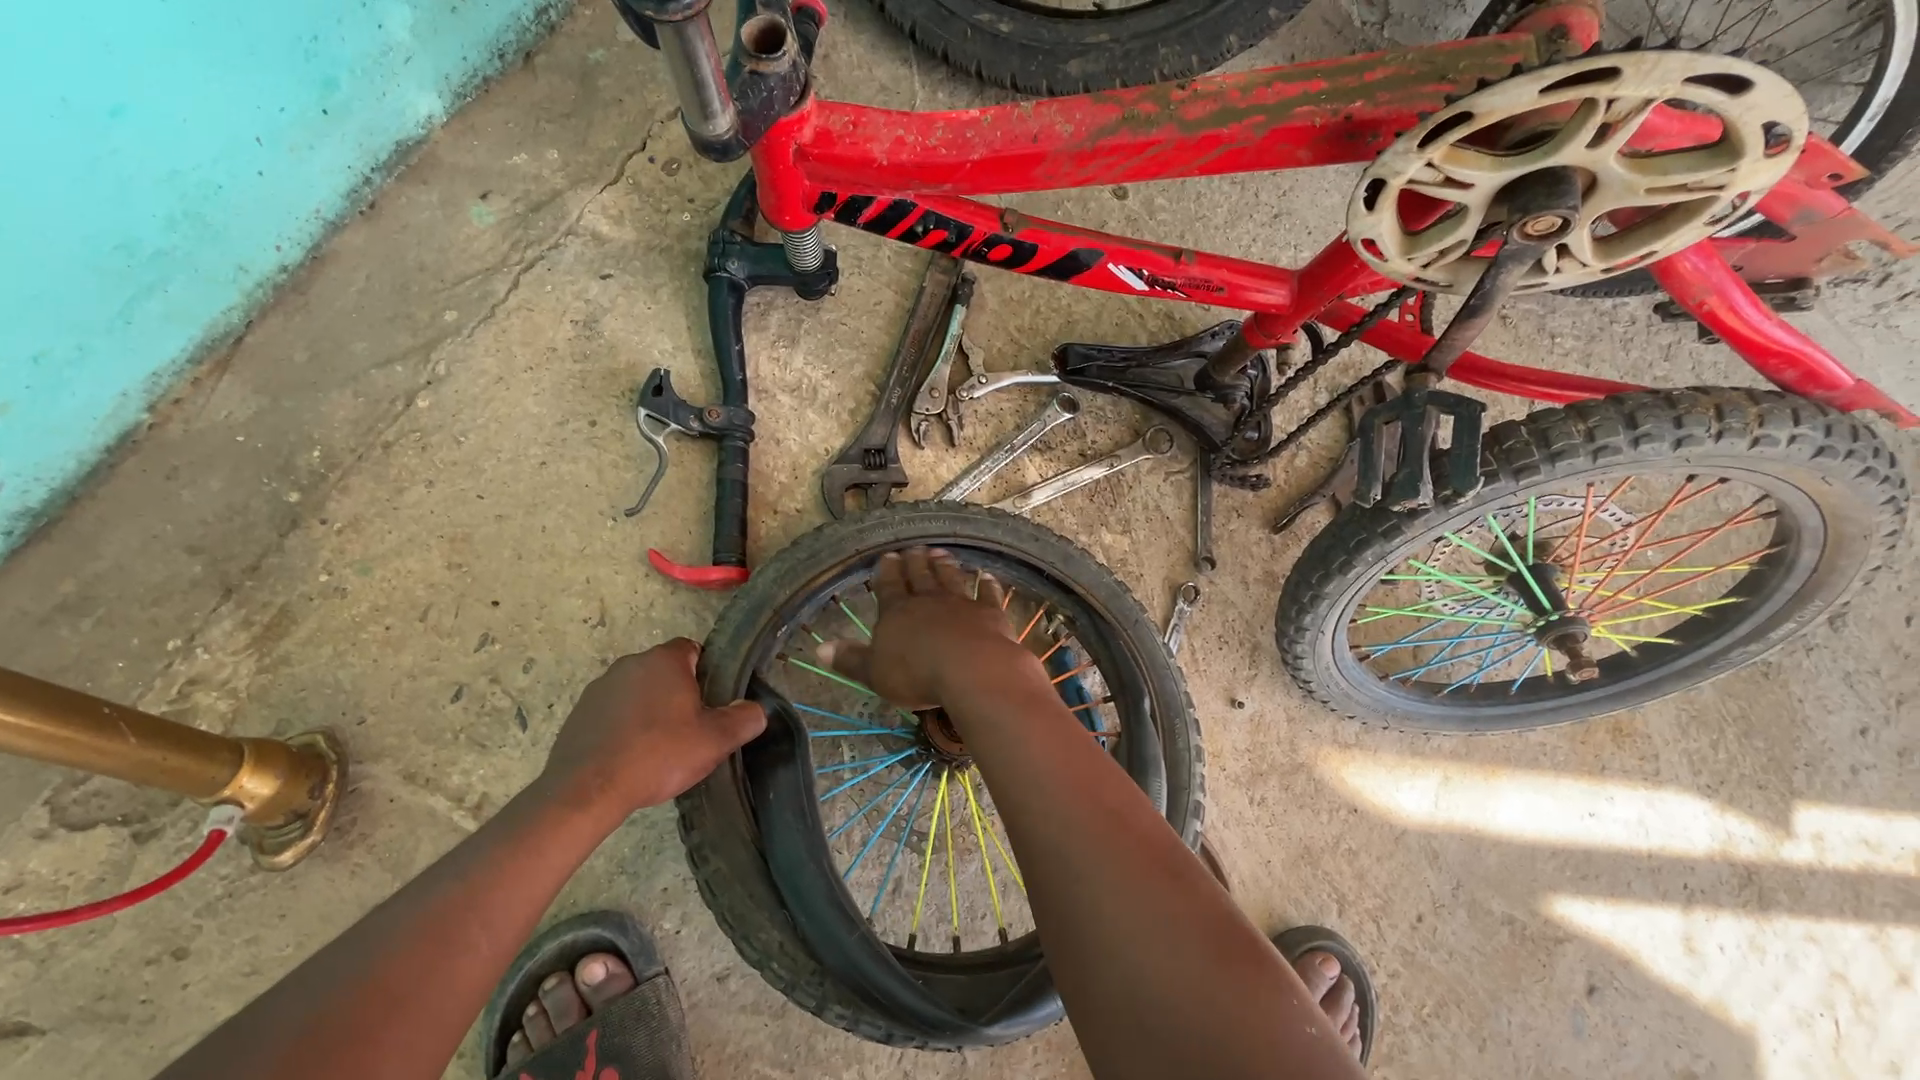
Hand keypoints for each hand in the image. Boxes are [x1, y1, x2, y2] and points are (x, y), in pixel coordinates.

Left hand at [541, 639, 764, 815]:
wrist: (588, 789)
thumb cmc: (659, 754)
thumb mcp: (716, 740)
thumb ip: (744, 719)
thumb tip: (756, 710)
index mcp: (664, 660)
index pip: (693, 649)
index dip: (708, 673)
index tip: (713, 703)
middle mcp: (630, 664)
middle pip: (665, 672)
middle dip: (679, 694)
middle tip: (692, 729)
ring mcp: (600, 688)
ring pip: (638, 692)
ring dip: (650, 711)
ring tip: (660, 748)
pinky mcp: (580, 713)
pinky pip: (613, 713)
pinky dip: (625, 727)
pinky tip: (631, 757)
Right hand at [819, 547, 1037, 707]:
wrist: (972, 669)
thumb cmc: (917, 674)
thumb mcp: (874, 673)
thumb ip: (850, 659)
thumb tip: (819, 648)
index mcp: (896, 612)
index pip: (888, 586)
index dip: (886, 572)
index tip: (887, 557)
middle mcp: (928, 601)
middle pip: (919, 576)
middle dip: (914, 562)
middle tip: (914, 548)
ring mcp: (961, 604)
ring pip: (950, 578)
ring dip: (944, 565)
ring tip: (940, 552)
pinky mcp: (989, 613)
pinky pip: (987, 594)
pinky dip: (987, 584)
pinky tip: (987, 576)